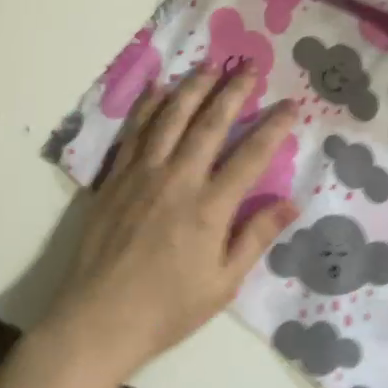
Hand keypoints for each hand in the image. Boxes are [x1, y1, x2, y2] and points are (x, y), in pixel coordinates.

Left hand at [47, 66, 298, 377]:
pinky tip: (158, 88)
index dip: (274, 126)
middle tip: (251, 66)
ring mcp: (142, 174)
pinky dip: (148, 105)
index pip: (251, 155)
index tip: (290, 104)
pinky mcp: (114, 178)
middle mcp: (178, 179)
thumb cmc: (166, 310)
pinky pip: (134, 131)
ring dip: (194, 87)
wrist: (95, 321)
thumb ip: (256, 237)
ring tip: (210, 66)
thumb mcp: (222, 284)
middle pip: (210, 123)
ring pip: (171, 117)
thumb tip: (291, 202)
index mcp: (210, 208)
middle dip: (234, 91)